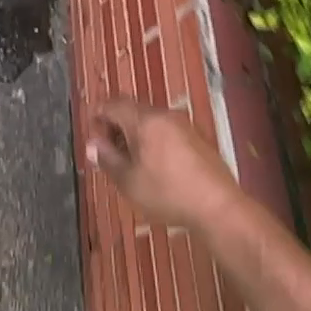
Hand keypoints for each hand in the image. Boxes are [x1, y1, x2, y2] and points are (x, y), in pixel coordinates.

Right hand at [86, 99, 240, 228]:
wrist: (218, 206)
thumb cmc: (167, 192)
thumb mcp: (129, 181)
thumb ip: (107, 159)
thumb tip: (92, 144)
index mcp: (144, 119)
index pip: (113, 104)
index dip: (98, 115)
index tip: (92, 135)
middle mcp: (163, 114)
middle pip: (132, 111)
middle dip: (116, 127)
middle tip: (109, 152)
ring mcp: (183, 124)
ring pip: (150, 121)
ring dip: (135, 135)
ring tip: (130, 162)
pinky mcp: (197, 138)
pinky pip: (166, 130)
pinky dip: (154, 141)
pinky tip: (156, 166)